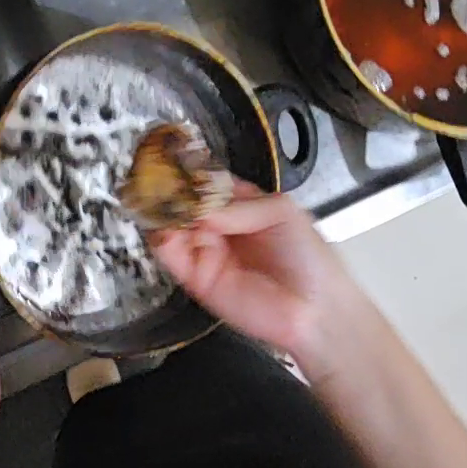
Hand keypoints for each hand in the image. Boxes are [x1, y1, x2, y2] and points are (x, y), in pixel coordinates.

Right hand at [149, 183, 364, 369]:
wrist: (313, 307)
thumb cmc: (307, 255)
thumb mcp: (280, 211)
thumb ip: (239, 206)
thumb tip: (199, 210)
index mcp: (242, 205)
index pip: (209, 184)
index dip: (191, 173)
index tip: (171, 160)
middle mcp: (220, 226)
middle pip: (185, 204)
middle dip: (170, 193)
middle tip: (153, 181)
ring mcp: (207, 252)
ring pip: (174, 229)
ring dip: (163, 216)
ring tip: (155, 205)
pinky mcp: (198, 279)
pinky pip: (173, 258)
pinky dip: (163, 243)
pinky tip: (163, 232)